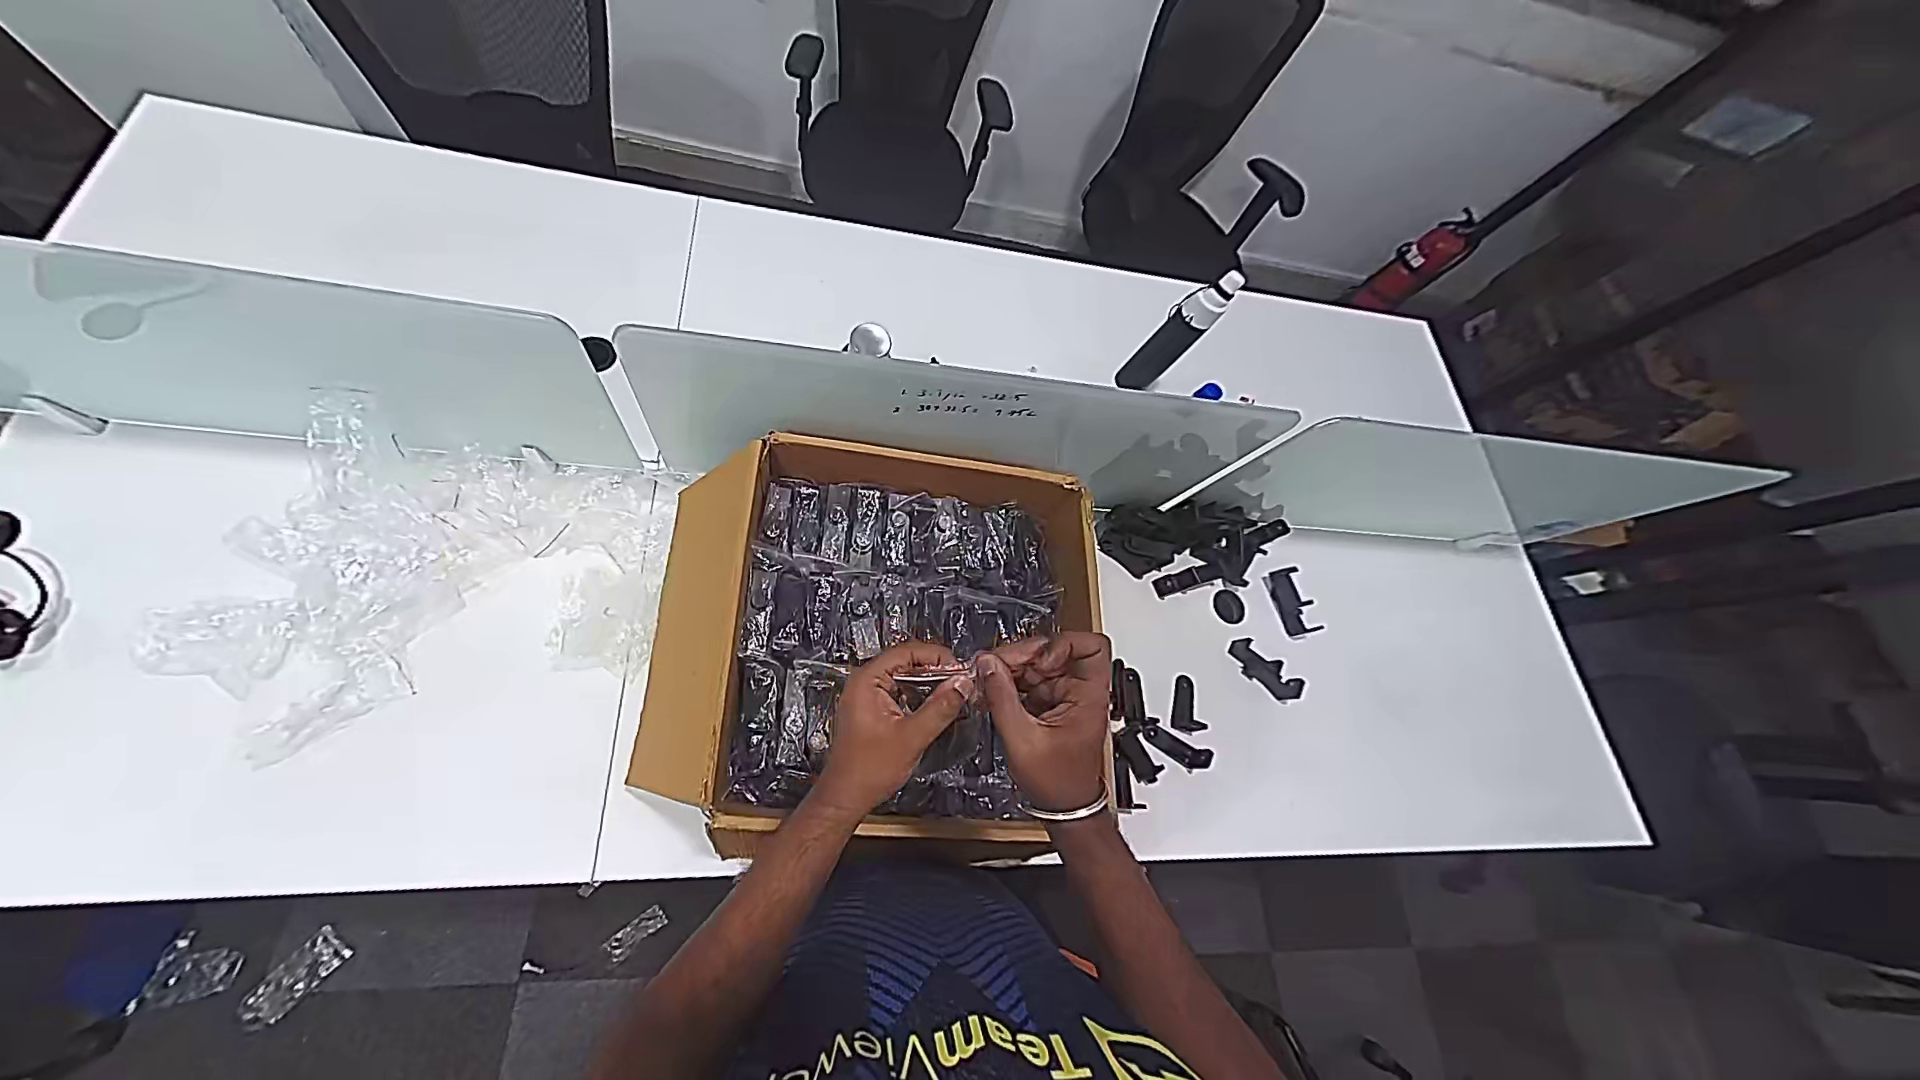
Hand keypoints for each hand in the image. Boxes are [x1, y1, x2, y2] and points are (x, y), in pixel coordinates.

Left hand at [811, 642, 971, 817]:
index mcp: (867, 680)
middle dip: (935, 669)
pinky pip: (900, 691)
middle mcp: (864, 682)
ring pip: (904, 677)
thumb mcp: (912, 737)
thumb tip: (962, 685)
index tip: (959, 668)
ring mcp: (867, 696)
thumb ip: (940, 708)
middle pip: (906, 661)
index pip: (906, 651)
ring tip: (953, 692)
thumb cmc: (867, 770)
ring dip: (929, 682)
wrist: (845, 798)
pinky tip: (936, 706)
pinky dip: (919, 695)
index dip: (936, 656)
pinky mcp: (872, 709)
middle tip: (961, 681)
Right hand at [976, 632, 1112, 812]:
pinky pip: (1028, 679)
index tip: (1039, 660)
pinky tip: (992, 691)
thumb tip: (988, 665)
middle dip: (1022, 655)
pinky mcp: (1049, 702)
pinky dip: (1009, 682)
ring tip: (988, 680)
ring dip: (1011, 668)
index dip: (1064, 644)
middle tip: (995, 667)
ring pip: (1037, 663)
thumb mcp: (1023, 740)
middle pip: (1054, 649)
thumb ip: (1002, 698)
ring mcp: (1064, 695)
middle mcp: (1080, 691)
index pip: (1092, 646)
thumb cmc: (1058, 783)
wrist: (1063, 808)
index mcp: (1089, 696)